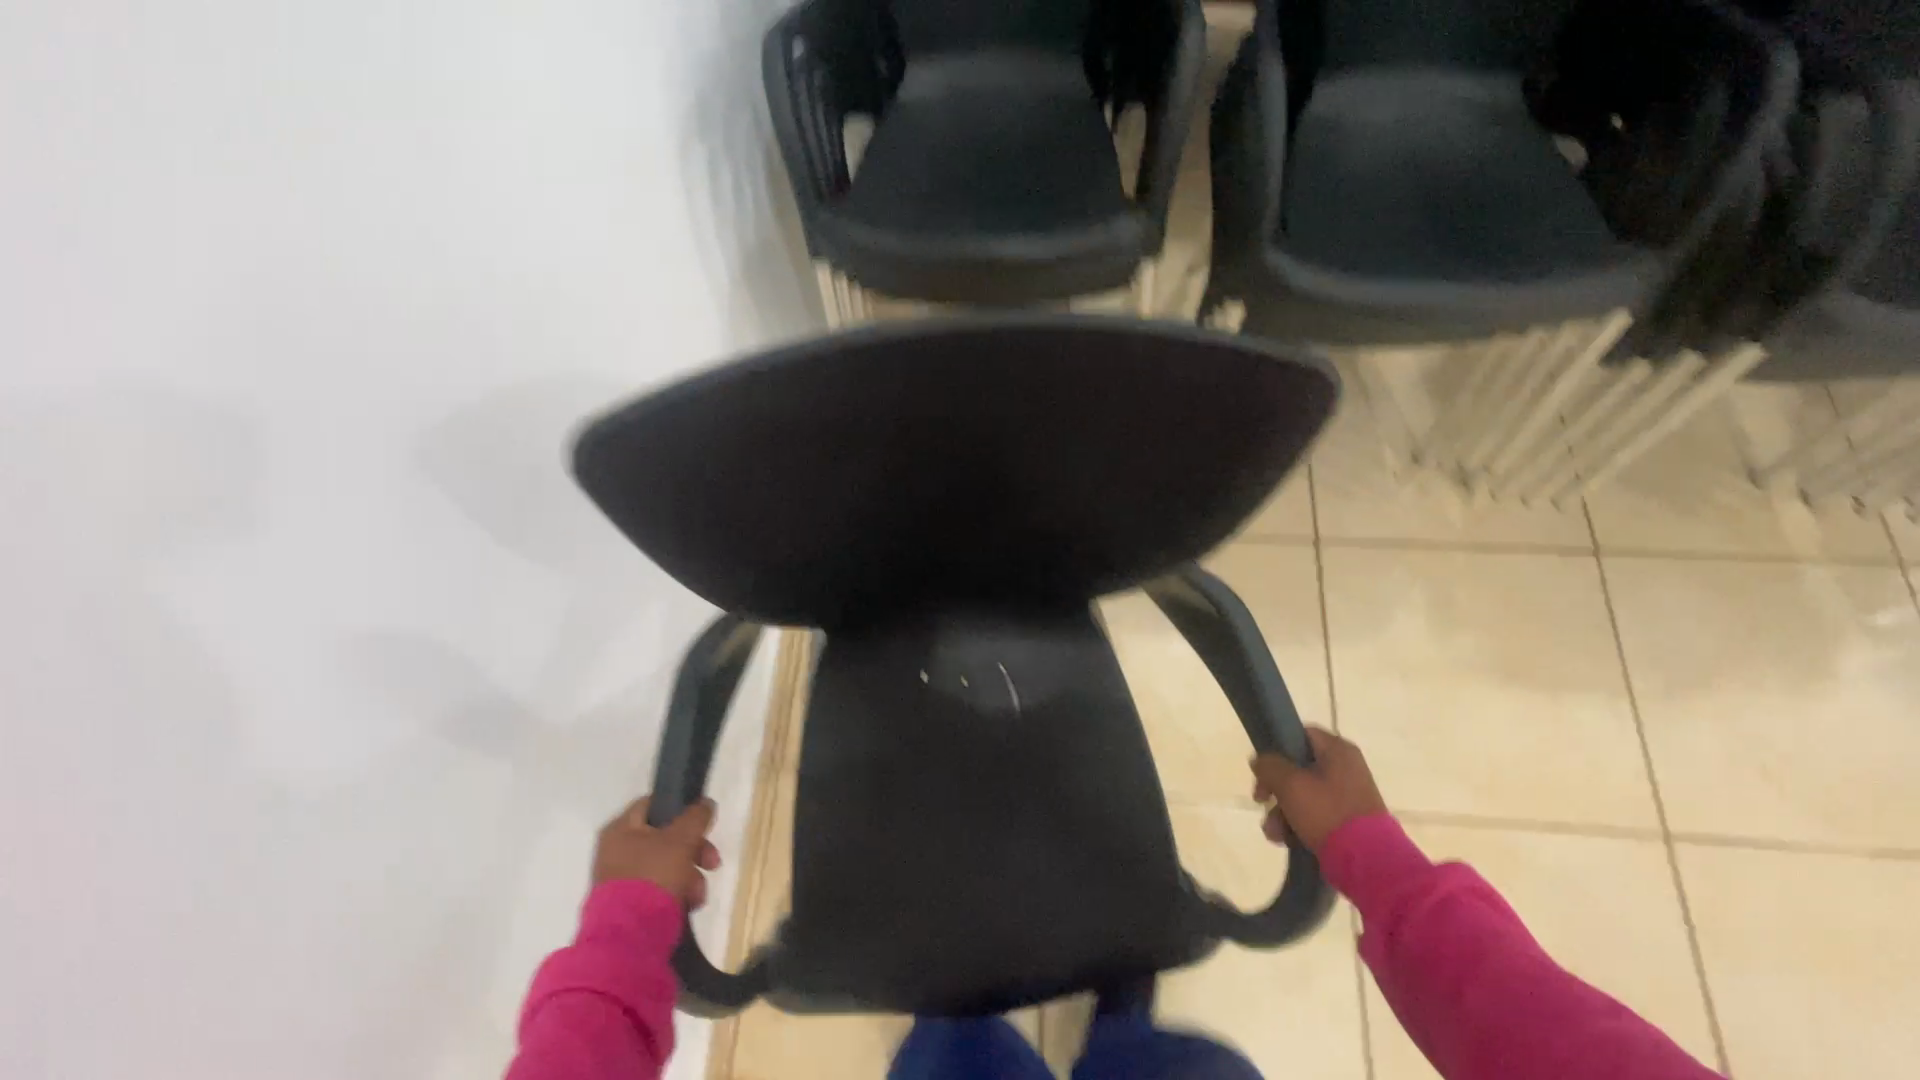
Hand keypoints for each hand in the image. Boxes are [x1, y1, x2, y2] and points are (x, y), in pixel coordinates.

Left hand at [592, 796, 721, 908]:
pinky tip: (690, 904)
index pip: (653, 804)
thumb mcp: (681, 840)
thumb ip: (696, 817)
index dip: (680, 808)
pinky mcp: (630, 904)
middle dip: (695, 850)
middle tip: (713, 863)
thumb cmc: (653, 877)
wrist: (629, 938)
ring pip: (667, 864)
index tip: (703, 823)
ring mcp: (622, 879)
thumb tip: (705, 803)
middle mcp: (617, 851)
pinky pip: (660, 888)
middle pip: (666, 837)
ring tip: (698, 894)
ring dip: (691, 875)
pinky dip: (678, 892)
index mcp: (621, 829)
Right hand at [1250, 727, 1386, 853]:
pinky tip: (1287, 840)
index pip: (1300, 734)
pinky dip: (1297, 825)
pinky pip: (1314, 814)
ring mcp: (1347, 795)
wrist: (1368, 861)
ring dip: (1281, 812)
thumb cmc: (1327, 812)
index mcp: (1338, 751)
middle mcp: (1345, 768)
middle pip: (1297, 768)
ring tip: (1275, 833)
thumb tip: (1259, 761)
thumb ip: (1269, 766)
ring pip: (1302, 794)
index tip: (1262, 769)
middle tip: (1261, 801)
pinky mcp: (1347, 820)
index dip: (1276, 748)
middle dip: (1275, 789)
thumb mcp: (1290, 784)